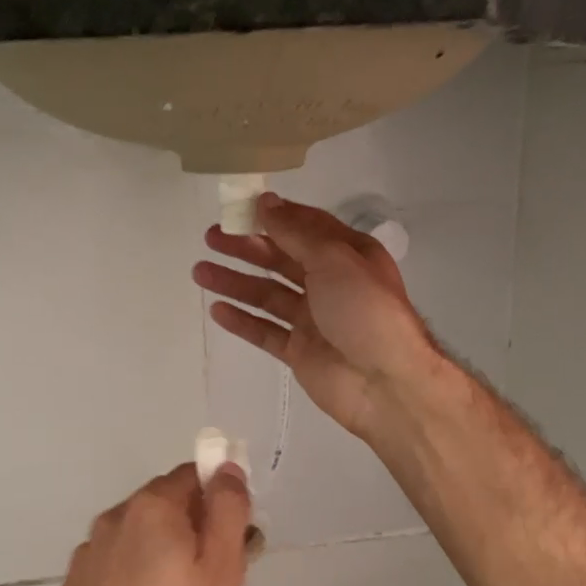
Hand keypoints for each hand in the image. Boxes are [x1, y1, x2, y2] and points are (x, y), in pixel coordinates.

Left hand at [48, 462, 253, 585]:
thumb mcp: (222, 571)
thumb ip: (228, 510)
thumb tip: (227, 468)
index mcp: (149, 507)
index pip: (192, 476)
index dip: (219, 500)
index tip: (237, 538)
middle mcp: (110, 521)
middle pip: (161, 507)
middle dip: (191, 529)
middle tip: (215, 579)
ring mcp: (84, 559)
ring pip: (135, 541)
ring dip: (159, 556)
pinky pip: (111, 573)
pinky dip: (131, 584)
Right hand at [194, 192, 441, 437]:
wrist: (385, 383)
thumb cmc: (365, 310)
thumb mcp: (335, 259)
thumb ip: (296, 232)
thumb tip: (266, 202)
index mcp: (348, 255)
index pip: (305, 227)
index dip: (273, 217)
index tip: (238, 208)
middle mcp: (331, 283)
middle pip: (281, 258)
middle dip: (246, 247)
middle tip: (211, 237)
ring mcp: (314, 319)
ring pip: (267, 294)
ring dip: (235, 281)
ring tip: (200, 271)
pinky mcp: (300, 351)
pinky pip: (265, 331)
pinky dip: (242, 320)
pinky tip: (217, 309)